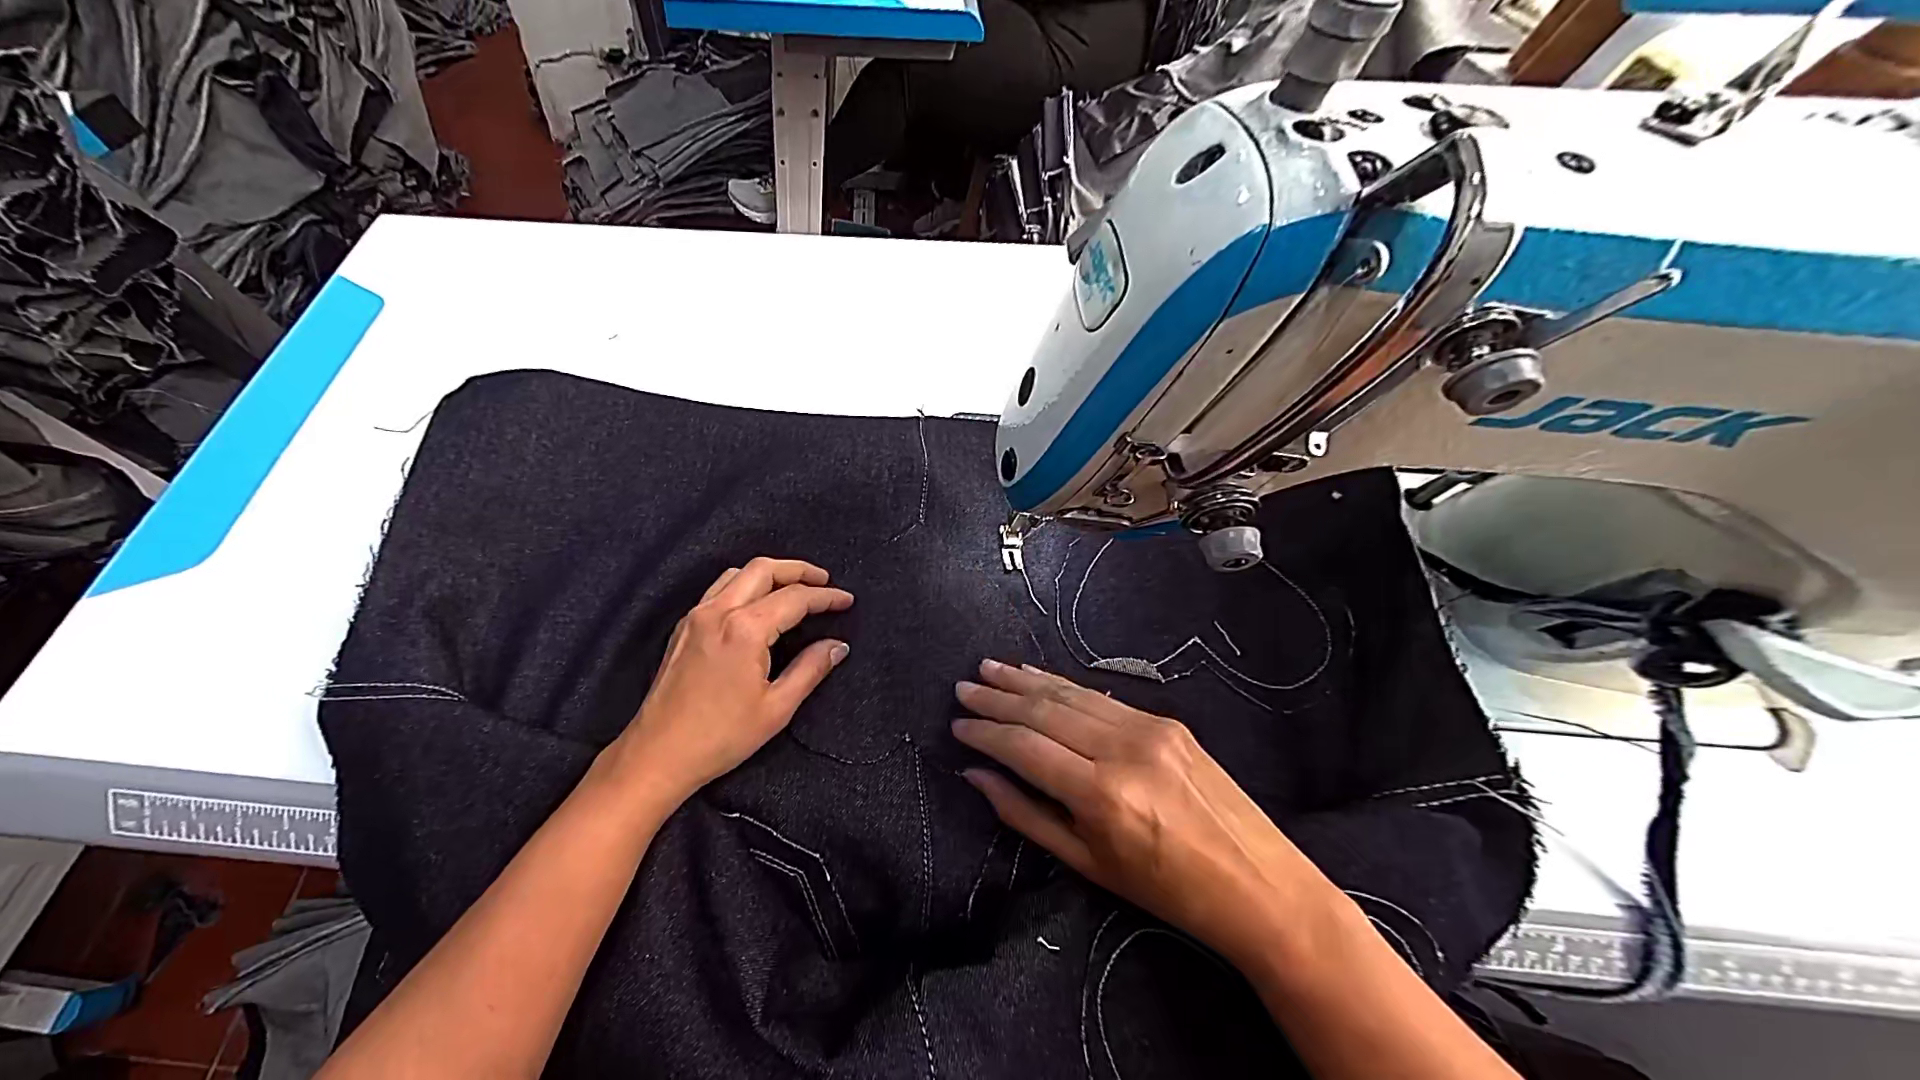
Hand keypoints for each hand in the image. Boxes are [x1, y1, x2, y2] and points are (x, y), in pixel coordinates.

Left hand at [614, 558, 852, 803]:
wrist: (658, 755)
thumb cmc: (719, 737)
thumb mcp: (777, 708)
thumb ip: (811, 669)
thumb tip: (837, 646)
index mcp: (744, 630)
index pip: (795, 598)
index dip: (826, 597)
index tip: (847, 600)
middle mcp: (717, 613)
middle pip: (764, 569)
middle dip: (799, 570)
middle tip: (824, 582)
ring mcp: (696, 617)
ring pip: (738, 574)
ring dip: (770, 574)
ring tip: (794, 588)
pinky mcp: (683, 629)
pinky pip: (719, 590)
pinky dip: (745, 585)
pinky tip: (757, 605)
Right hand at [952, 660, 1332, 967]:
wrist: (1259, 885)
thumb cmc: (1167, 891)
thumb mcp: (1088, 864)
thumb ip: (1025, 814)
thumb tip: (976, 775)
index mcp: (1101, 794)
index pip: (1024, 747)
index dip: (986, 733)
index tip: (957, 725)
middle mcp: (1123, 750)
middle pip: (1044, 711)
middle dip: (998, 698)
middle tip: (963, 687)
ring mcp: (1149, 729)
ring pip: (1072, 695)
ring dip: (1026, 681)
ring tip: (990, 670)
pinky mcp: (1167, 722)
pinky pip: (1102, 699)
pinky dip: (1064, 687)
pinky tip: (1039, 677)